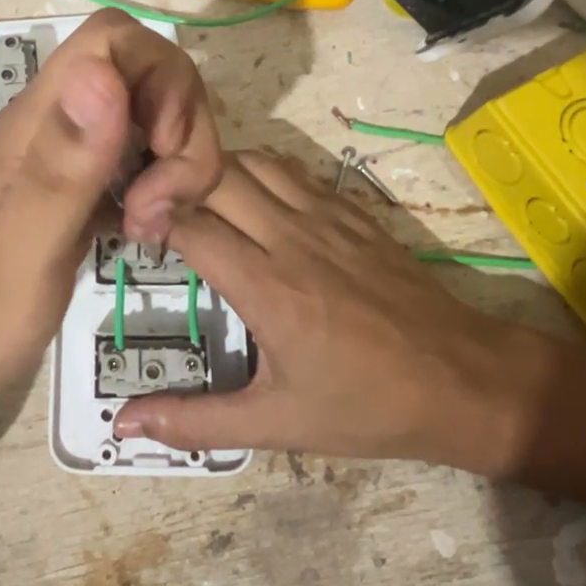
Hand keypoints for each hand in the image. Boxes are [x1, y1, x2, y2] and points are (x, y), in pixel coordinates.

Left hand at [0, 9, 223, 493]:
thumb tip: (104, 69)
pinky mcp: (72, 197)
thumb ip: (64, 162)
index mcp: (35, 122)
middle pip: (142, 76)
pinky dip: (156, 189)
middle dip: (180, 129)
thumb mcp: (20, 247)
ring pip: (143, 120)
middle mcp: (52, 128)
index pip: (110, 39)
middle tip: (163, 207)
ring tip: (153, 228)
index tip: (164, 147)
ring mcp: (62, 162)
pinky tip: (145, 234)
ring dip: (172, 163)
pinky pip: (132, 164)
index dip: (159, 76)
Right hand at [114, 151, 544, 473]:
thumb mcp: (277, 424)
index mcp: (268, 287)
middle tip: (153, 208)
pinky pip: (291, 169)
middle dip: (174, 184)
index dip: (151, 220)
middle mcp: (292, 237)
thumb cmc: (365, 406)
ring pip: (253, 161)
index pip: (190, 225)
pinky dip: (257, 171)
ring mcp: (326, 216)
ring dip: (215, 170)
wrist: (463, 379)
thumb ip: (196, 421)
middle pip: (215, 176)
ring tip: (195, 198)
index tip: (133, 234)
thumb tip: (123, 425)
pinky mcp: (351, 209)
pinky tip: (250, 199)